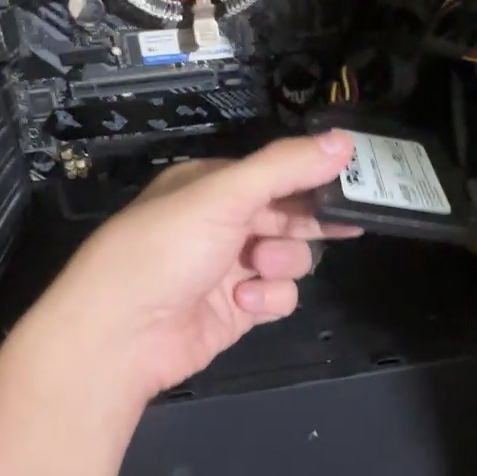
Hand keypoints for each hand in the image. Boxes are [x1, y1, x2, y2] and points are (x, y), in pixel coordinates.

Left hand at [23, 131, 359, 398]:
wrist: (122, 334)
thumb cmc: (167, 249)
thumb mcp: (225, 195)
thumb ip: (286, 167)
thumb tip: (344, 141)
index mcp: (212, 186)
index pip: (276, 174)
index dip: (313, 178)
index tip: (354, 183)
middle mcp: (222, 223)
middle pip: (288, 216)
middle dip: (305, 223)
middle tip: (347, 224)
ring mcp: (231, 268)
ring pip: (290, 258)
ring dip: (281, 263)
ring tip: (257, 267)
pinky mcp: (238, 309)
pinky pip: (278, 296)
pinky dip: (267, 299)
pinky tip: (243, 303)